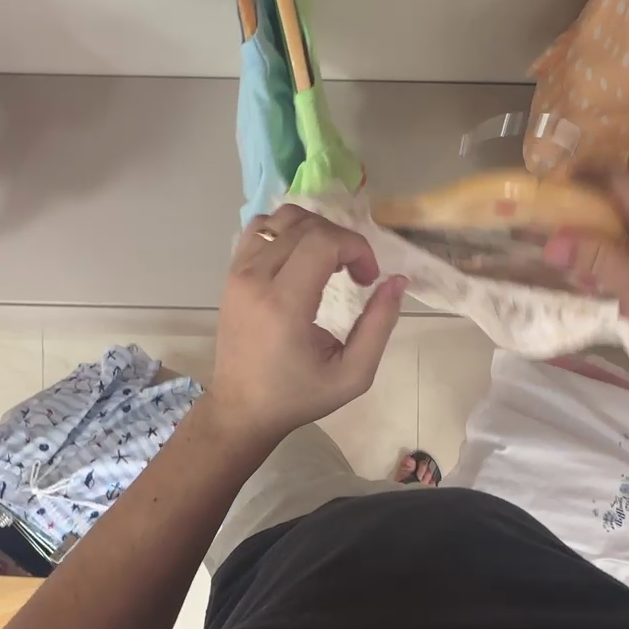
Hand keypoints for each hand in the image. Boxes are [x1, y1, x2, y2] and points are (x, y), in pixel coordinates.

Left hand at [210, 205, 407, 444]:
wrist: (243, 409)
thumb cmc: (298, 396)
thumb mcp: (352, 375)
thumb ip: (379, 325)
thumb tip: (397, 281)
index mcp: (284, 305)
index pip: (323, 241)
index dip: (357, 248)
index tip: (368, 278)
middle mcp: (255, 279)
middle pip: (304, 224)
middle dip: (341, 239)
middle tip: (355, 273)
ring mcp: (237, 274)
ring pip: (279, 219)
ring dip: (314, 231)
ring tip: (328, 262)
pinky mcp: (231, 275)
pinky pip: (259, 230)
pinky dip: (286, 234)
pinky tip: (301, 261)